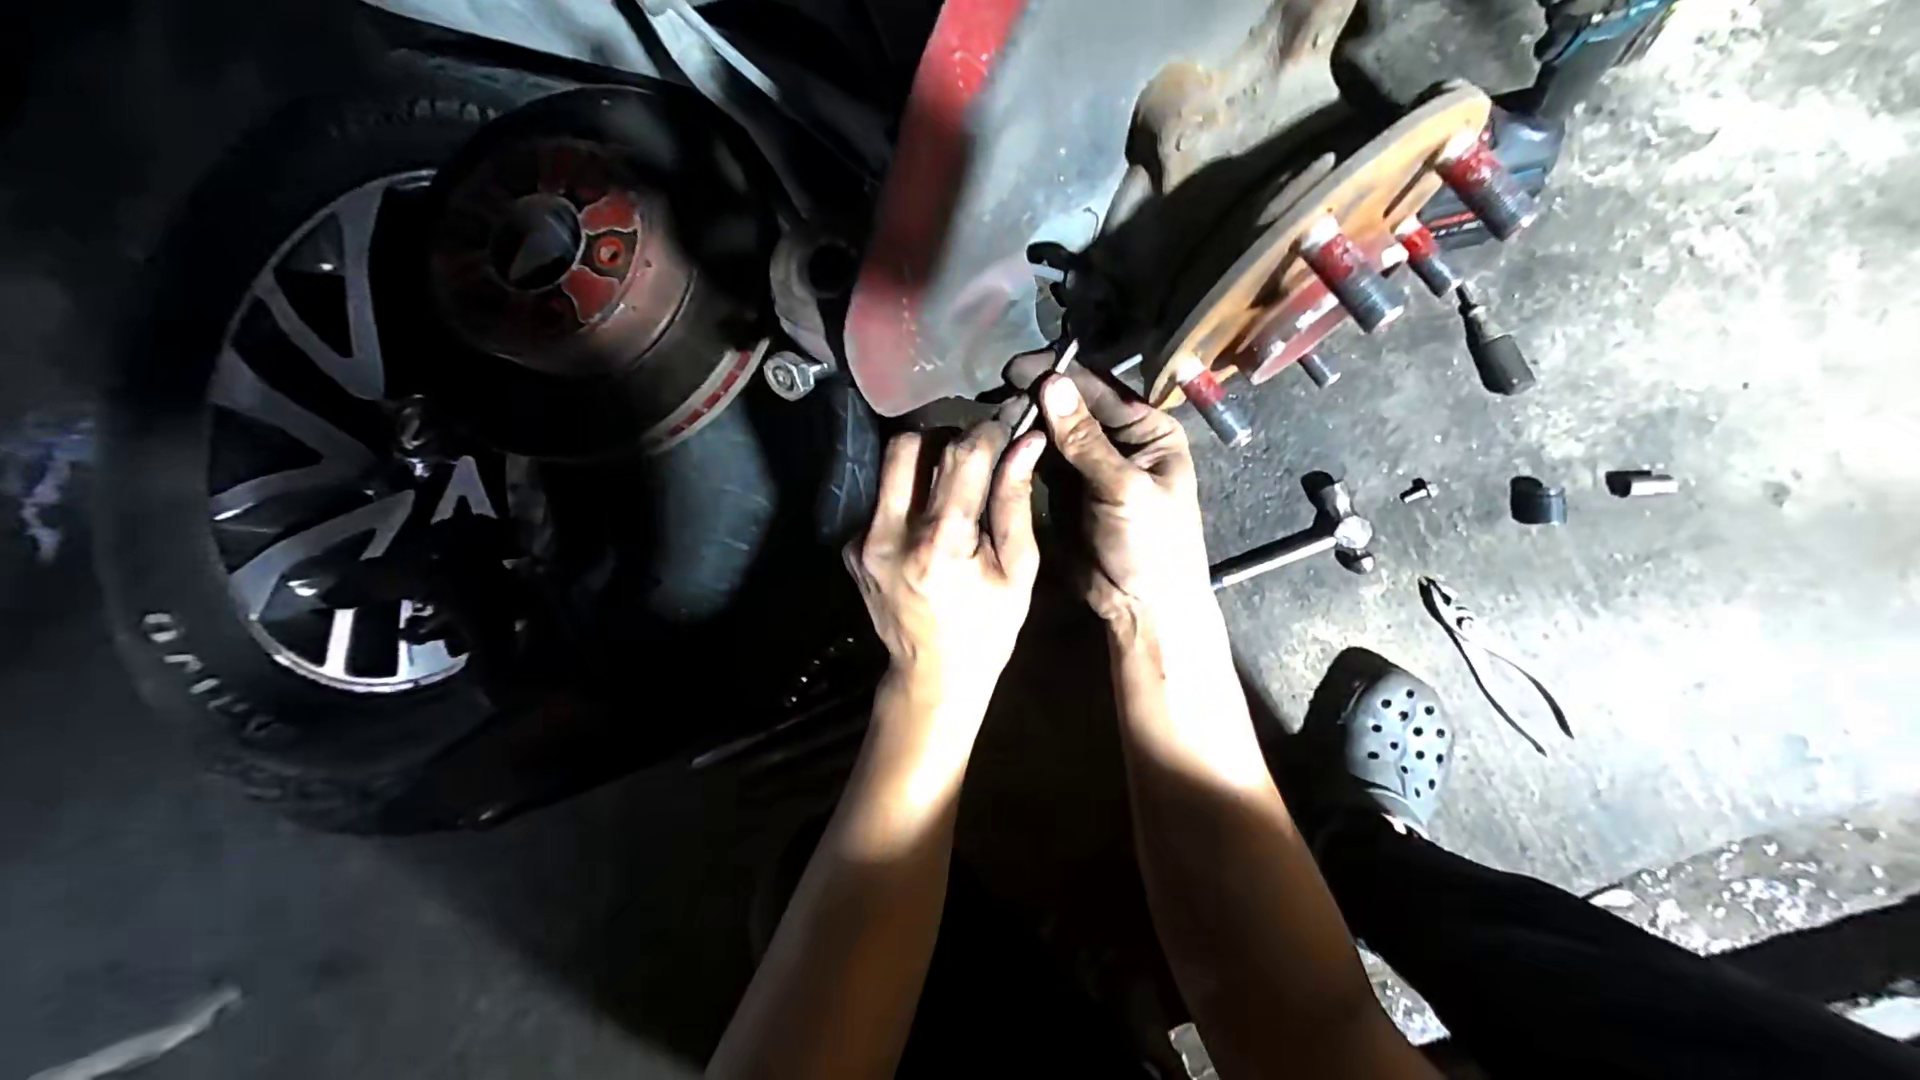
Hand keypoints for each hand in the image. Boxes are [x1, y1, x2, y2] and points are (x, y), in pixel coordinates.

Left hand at [846, 418, 1044, 714]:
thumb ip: (1015, 503)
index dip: (987, 432)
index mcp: (940, 543)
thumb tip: (1025, 444)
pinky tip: (927, 526)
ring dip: (924, 462)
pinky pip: (882, 500)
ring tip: (951, 485)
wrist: (931, 676)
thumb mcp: (1017, 571)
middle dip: (948, 438)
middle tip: (974, 453)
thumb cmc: (987, 630)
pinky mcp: (851, 549)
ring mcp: (864, 542)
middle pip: (911, 446)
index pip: (962, 456)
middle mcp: (891, 535)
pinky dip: (908, 499)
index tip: (1004, 427)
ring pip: (890, 466)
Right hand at [1008, 355, 1211, 627]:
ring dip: (1025, 422)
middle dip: (1037, 398)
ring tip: (990, 414)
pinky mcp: (1065, 489)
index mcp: (1148, 431)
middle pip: (1073, 408)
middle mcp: (1119, 440)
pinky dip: (1021, 451)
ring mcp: (1089, 465)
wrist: (1141, 606)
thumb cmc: (1151, 546)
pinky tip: (997, 442)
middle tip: (994, 392)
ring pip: (1053, 432)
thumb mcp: (1123, 488)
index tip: (1016, 368)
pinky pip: (1041, 460)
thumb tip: (1052, 383)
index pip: (1100, 391)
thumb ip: (1085, 439)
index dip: (1060, 376)